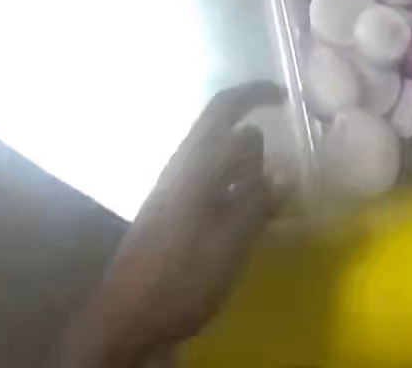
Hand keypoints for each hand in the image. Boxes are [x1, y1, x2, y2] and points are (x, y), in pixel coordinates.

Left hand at [60, 81, 283, 367]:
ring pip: (216, 148)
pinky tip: (245, 206)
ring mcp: (175, 182)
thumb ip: (258, 201)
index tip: (285, 97)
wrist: (126, 318)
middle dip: (249, 117)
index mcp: (198, 160)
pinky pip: (210, 172)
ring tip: (269, 184)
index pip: (227, 106)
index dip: (256, 93)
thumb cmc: (182, 274)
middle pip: (219, 120)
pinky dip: (233, 177)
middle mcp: (184, 161)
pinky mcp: (172, 205)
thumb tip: (284, 172)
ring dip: (243, 155)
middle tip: (278, 132)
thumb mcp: (231, 240)